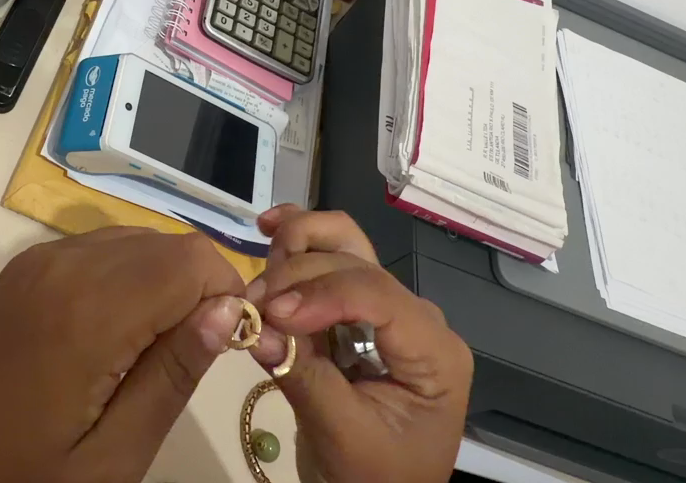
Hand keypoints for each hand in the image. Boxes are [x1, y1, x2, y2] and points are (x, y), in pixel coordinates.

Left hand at [0, 227, 244, 482]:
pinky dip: (127, 276)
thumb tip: (229, 310)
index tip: (227, 344)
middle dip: (197, 287)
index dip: (226, 292)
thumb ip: (173, 374)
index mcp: (91, 308)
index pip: (192, 259)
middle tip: (188, 357)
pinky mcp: (27, 264)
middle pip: (167, 242)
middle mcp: (67, 262)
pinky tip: (114, 332)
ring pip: (137, 239)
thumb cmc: (19, 477)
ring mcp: (42, 257)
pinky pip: (100, 248)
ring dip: (163, 280)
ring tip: (149, 350)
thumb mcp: (110, 456)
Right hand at [245, 206, 471, 482]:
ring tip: (261, 260)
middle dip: (298, 274)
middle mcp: (417, 316)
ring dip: (299, 240)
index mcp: (433, 350)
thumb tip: (255, 328)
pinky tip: (270, 228)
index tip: (269, 312)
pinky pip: (332, 258)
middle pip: (355, 262)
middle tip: (252, 303)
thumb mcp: (342, 437)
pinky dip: (300, 240)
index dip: (319, 293)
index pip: (376, 294)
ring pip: (345, 242)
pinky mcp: (361, 307)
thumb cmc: (373, 476)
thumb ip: (304, 378)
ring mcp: (389, 307)